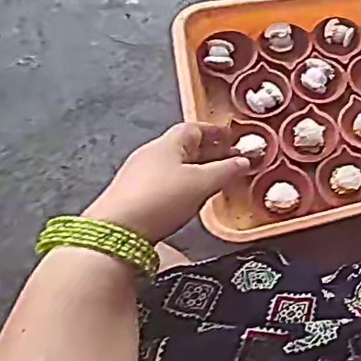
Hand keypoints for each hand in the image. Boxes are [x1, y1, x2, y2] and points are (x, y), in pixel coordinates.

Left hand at [82, 123, 250, 241]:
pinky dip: (183, 183)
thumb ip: (226, 170)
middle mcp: (150, 155)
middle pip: (184, 146)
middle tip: (229, 157)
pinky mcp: (133, 196)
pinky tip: (190, 195)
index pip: (195, 128)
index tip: (231, 136)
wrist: (117, 232)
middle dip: (209, 151)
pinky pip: (165, 182)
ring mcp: (139, 175)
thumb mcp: (202, 183)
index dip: (215, 131)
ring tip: (215, 178)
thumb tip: (243, 162)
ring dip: (197, 168)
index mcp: (167, 144)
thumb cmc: (158, 199)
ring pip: (175, 165)